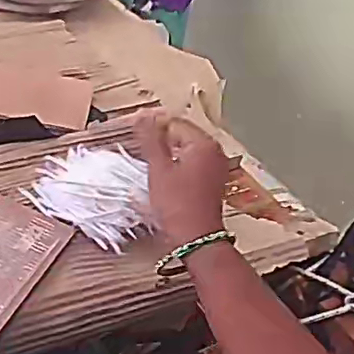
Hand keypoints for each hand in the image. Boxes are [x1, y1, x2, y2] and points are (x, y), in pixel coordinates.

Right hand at [136, 111, 230, 246]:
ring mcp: (216, 166)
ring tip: (152, 168)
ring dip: (168, 155)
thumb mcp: (158, 169)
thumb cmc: (176, 204)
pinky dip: (178, 166)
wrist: (194, 237)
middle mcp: (214, 151)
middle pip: (182, 135)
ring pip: (186, 150)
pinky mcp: (212, 181)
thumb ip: (150, 139)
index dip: (153, 129)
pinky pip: (192, 164)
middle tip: (142, 154)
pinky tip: (166, 179)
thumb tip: (143, 115)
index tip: (137, 140)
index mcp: (203, 144)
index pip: (174, 123)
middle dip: (161, 141)